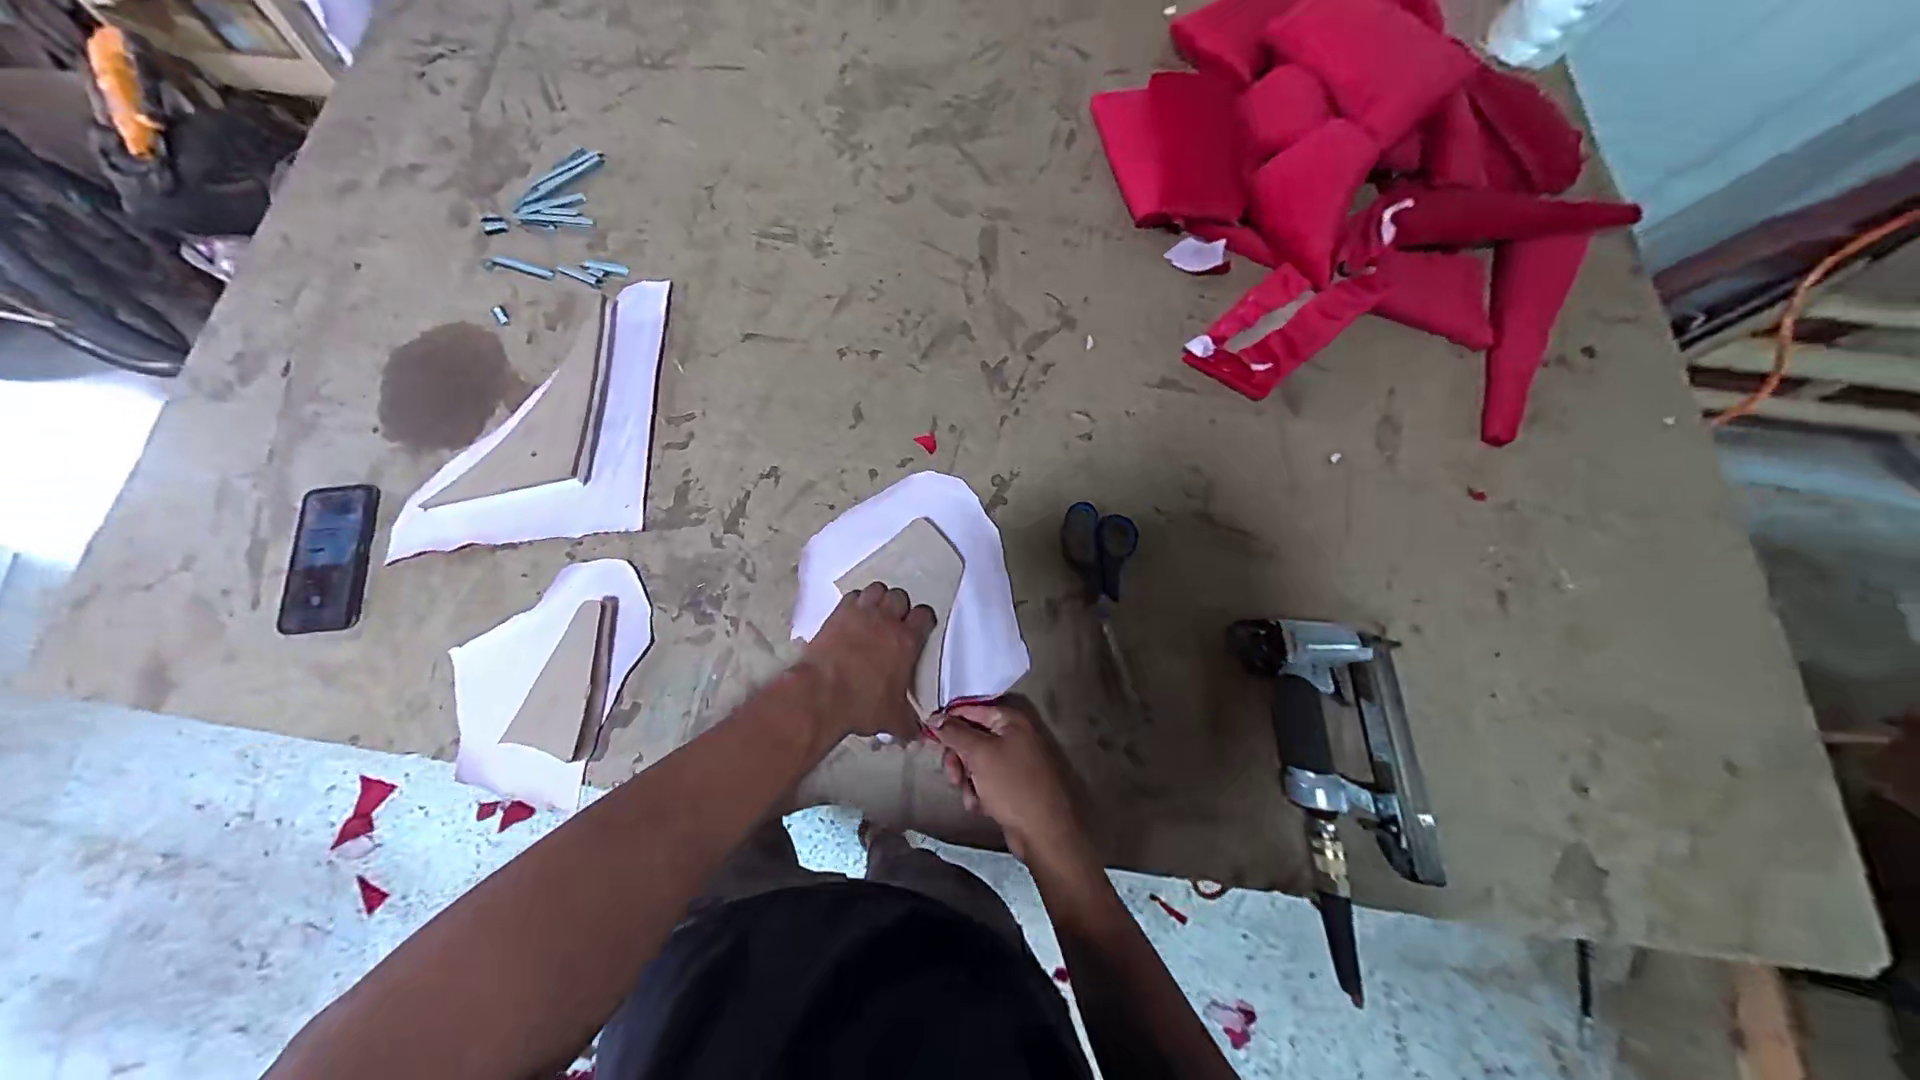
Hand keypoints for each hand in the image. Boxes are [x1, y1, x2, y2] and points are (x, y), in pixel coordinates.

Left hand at [795, 582, 934, 742]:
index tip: (920, 629)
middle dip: (900, 607)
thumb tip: (915, 734)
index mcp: (907, 640)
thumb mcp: (893, 719)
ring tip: (874, 614)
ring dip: (878, 599)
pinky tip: (853, 616)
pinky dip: (856, 602)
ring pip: (877, 590)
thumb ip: (909, 724)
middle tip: (895, 622)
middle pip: (900, 596)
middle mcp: (886, 620)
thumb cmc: (861, 703)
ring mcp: (861, 614)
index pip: (924, 615)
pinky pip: (852, 596)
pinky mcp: (837, 615)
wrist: (821, 694)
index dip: (923, 620)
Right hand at [927, 698, 1090, 864]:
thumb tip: (935, 717)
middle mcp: (1012, 736)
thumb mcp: (980, 754)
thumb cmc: (1011, 784)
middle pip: (969, 738)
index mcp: (1010, 720)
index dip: (946, 721)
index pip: (969, 710)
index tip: (926, 735)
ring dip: (966, 780)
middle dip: (958, 758)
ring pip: (973, 762)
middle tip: (954, 775)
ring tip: (972, 795)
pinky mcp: (1010, 785)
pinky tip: (982, 807)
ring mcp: (1012, 762)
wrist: (1043, 831)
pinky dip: (978, 793)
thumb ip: (954, 733)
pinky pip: (983, 781)